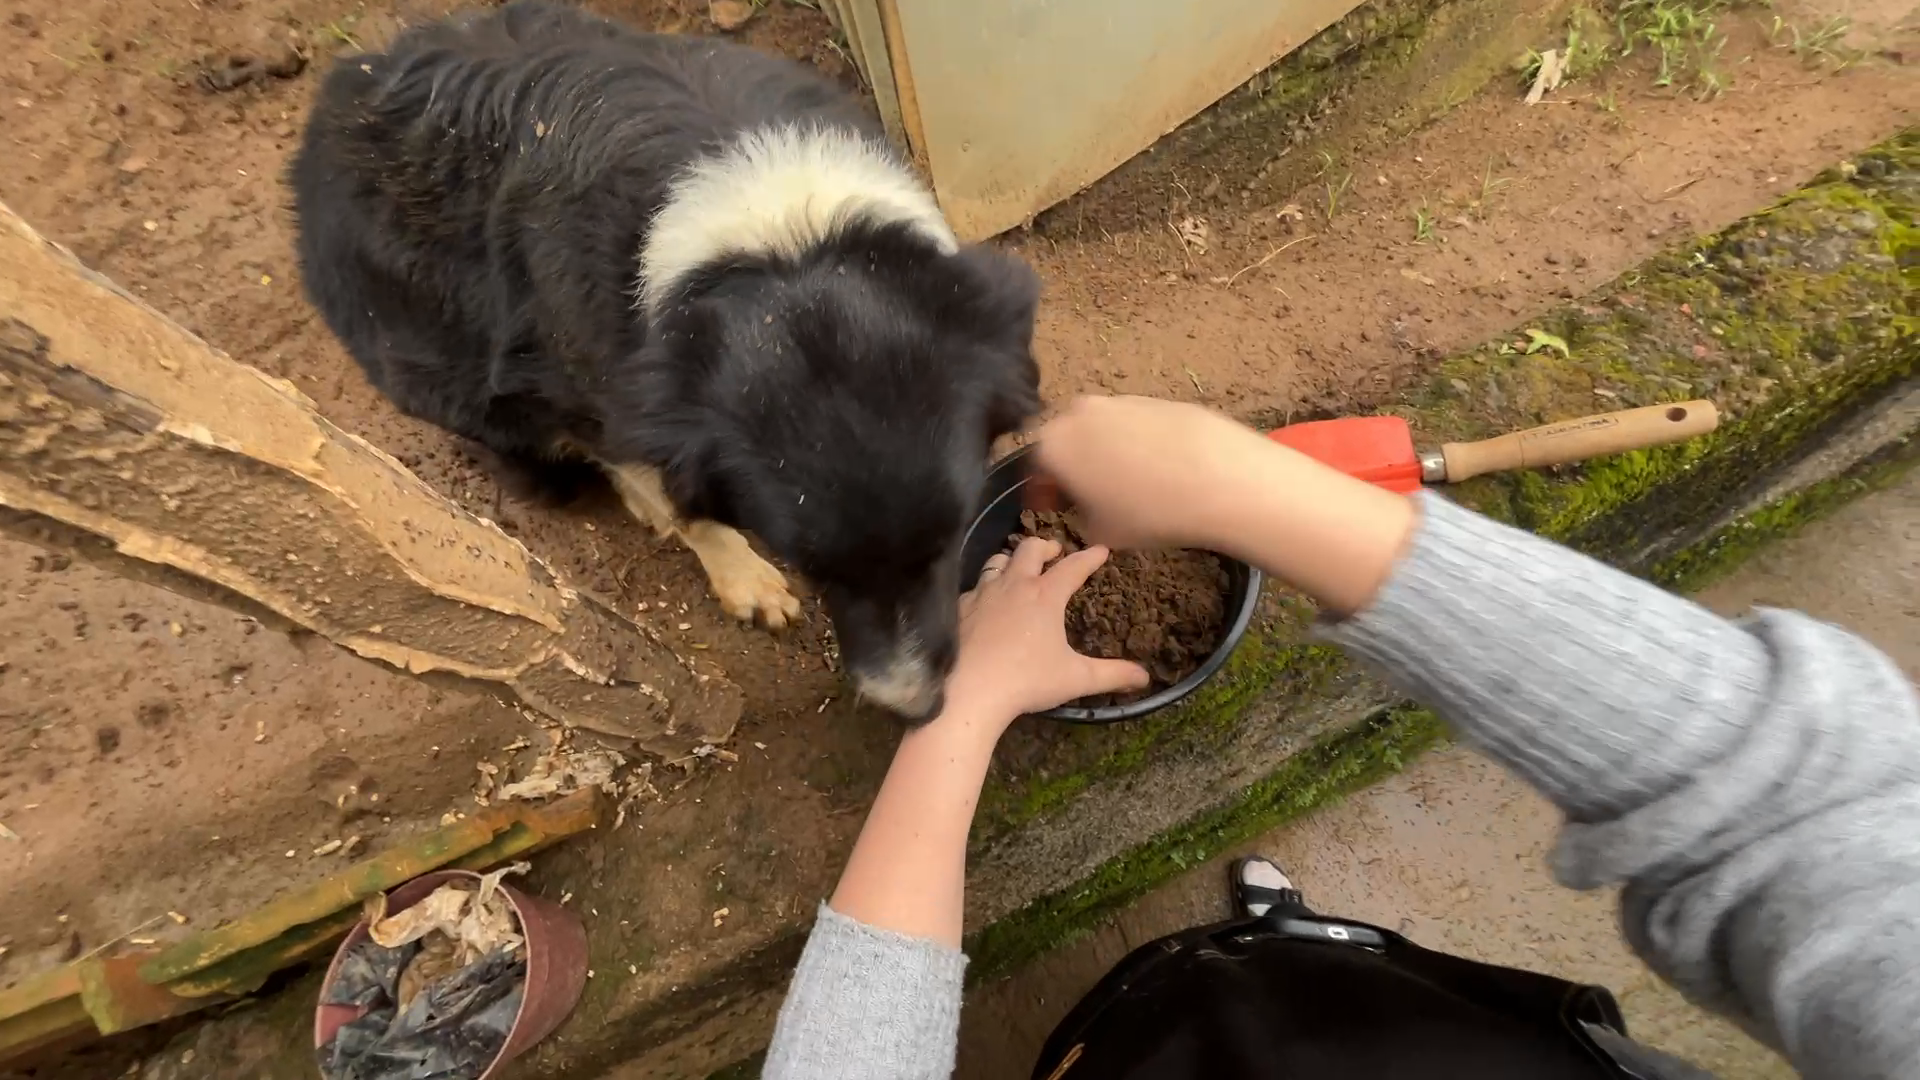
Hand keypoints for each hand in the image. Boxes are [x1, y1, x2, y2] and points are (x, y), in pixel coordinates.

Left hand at [939, 536, 1150, 731]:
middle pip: (1030, 548)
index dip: (1090, 557)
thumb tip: (1144, 677)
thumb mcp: (1075, 679)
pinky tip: (986, 602)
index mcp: (1045, 595)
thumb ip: (1112, 675)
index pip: (1073, 566)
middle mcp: (1013, 585)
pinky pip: (975, 586)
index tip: (1101, 550)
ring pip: (997, 561)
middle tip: (1055, 551)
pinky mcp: (960, 607)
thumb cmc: (1026, 681)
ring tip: (1019, 568)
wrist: (968, 690)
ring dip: (1012, 560)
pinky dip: (986, 587)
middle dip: (1046, 545)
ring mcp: (982, 593)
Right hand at [1032, 395, 1276, 553]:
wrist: (1221, 478)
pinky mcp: (1154, 398)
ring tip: (1130, 486)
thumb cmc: (1149, 512)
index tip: (1052, 507)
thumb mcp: (1101, 532)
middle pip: (1064, 442)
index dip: (1043, 493)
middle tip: (1090, 497)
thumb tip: (1083, 508)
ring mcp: (1117, 401)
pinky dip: (1135, 443)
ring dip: (1102, 454)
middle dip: (1071, 468)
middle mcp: (1077, 413)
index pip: (1034, 470)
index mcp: (1052, 445)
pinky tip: (1159, 470)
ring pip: (1098, 430)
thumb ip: (1078, 517)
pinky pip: (1132, 424)